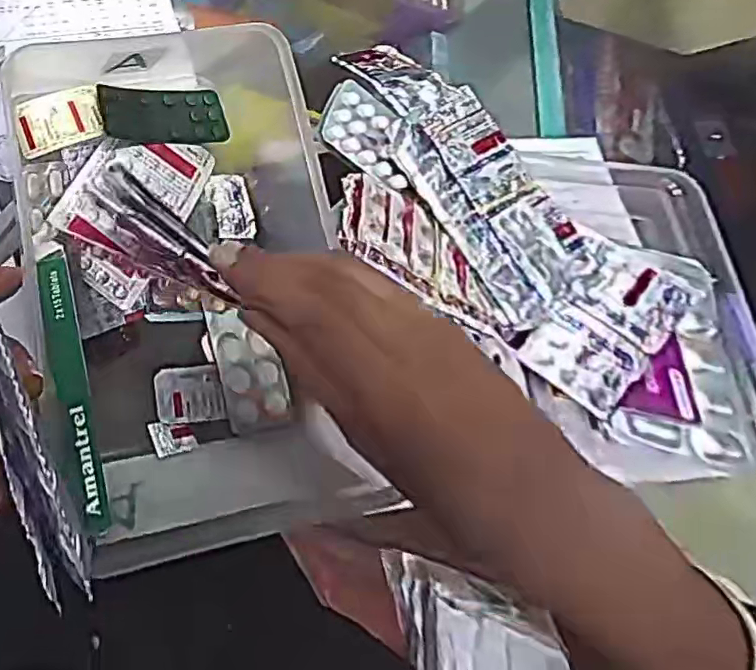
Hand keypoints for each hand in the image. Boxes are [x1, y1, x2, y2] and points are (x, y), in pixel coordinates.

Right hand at [212, 245, 548, 495]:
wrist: (534, 495)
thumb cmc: (436, 483)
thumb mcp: (357, 430)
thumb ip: (306, 364)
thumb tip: (260, 317)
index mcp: (377, 371)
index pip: (305, 299)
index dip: (258, 273)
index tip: (222, 260)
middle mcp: (404, 329)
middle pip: (325, 272)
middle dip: (273, 261)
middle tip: (234, 262)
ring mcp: (426, 316)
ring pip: (349, 267)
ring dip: (300, 262)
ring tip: (266, 272)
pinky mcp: (438, 314)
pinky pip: (372, 278)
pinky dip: (330, 270)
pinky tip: (313, 283)